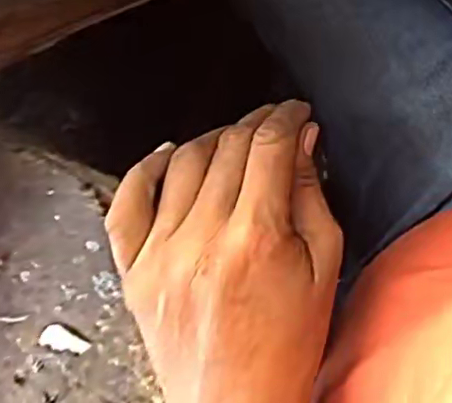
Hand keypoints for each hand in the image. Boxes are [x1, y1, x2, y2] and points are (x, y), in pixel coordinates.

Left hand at [106, 101, 342, 402]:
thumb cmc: (288, 339)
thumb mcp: (325, 259)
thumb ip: (312, 192)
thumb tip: (303, 139)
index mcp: (255, 237)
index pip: (268, 144)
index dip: (288, 115)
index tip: (299, 111)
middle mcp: (202, 240)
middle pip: (229, 145)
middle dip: (260, 120)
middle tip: (278, 120)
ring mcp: (160, 256)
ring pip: (184, 160)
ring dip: (216, 135)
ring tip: (238, 137)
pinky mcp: (134, 273)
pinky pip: (126, 204)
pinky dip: (145, 168)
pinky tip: (169, 152)